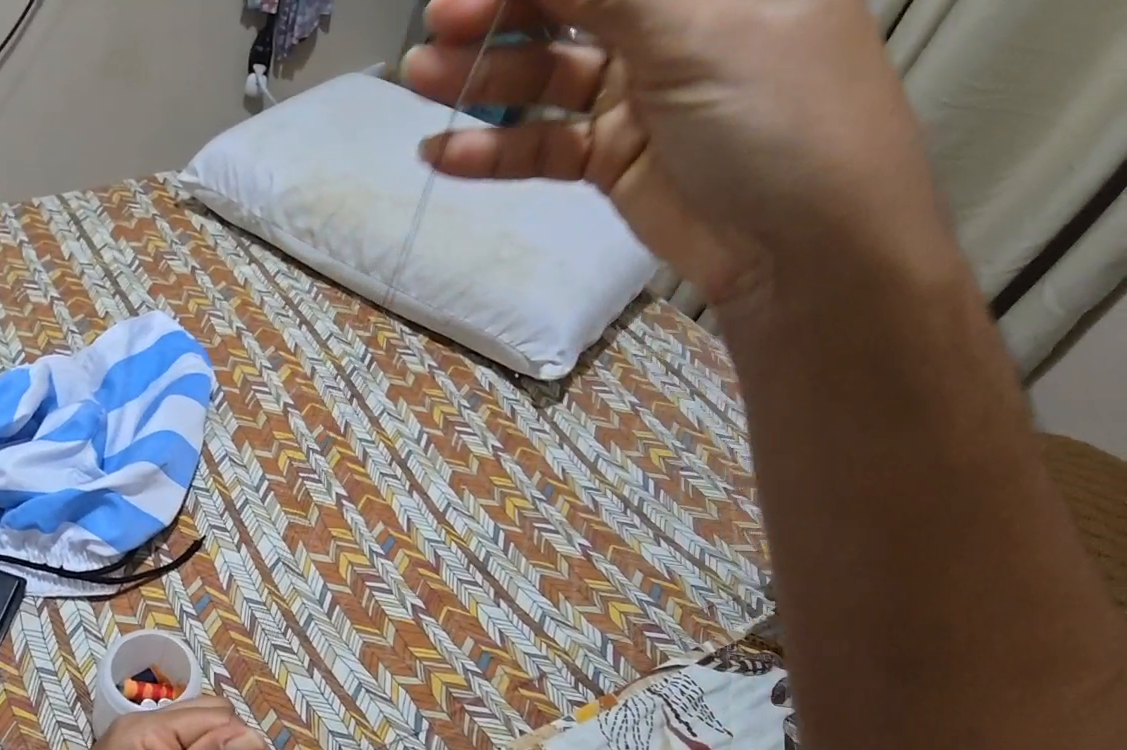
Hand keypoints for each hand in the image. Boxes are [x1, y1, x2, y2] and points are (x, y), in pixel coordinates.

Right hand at [402, 0, 954, 306]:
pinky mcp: (611, 158)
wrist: (803, 251)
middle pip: (569, 7)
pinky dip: (494, 151)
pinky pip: (543, 146)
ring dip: (482, 80)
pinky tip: (443, 154)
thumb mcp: (699, 30)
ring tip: (421, 80)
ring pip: (545, 78)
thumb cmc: (780, 115)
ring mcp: (639, 93)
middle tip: (437, 24)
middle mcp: (674, 21)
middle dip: (500, 13)